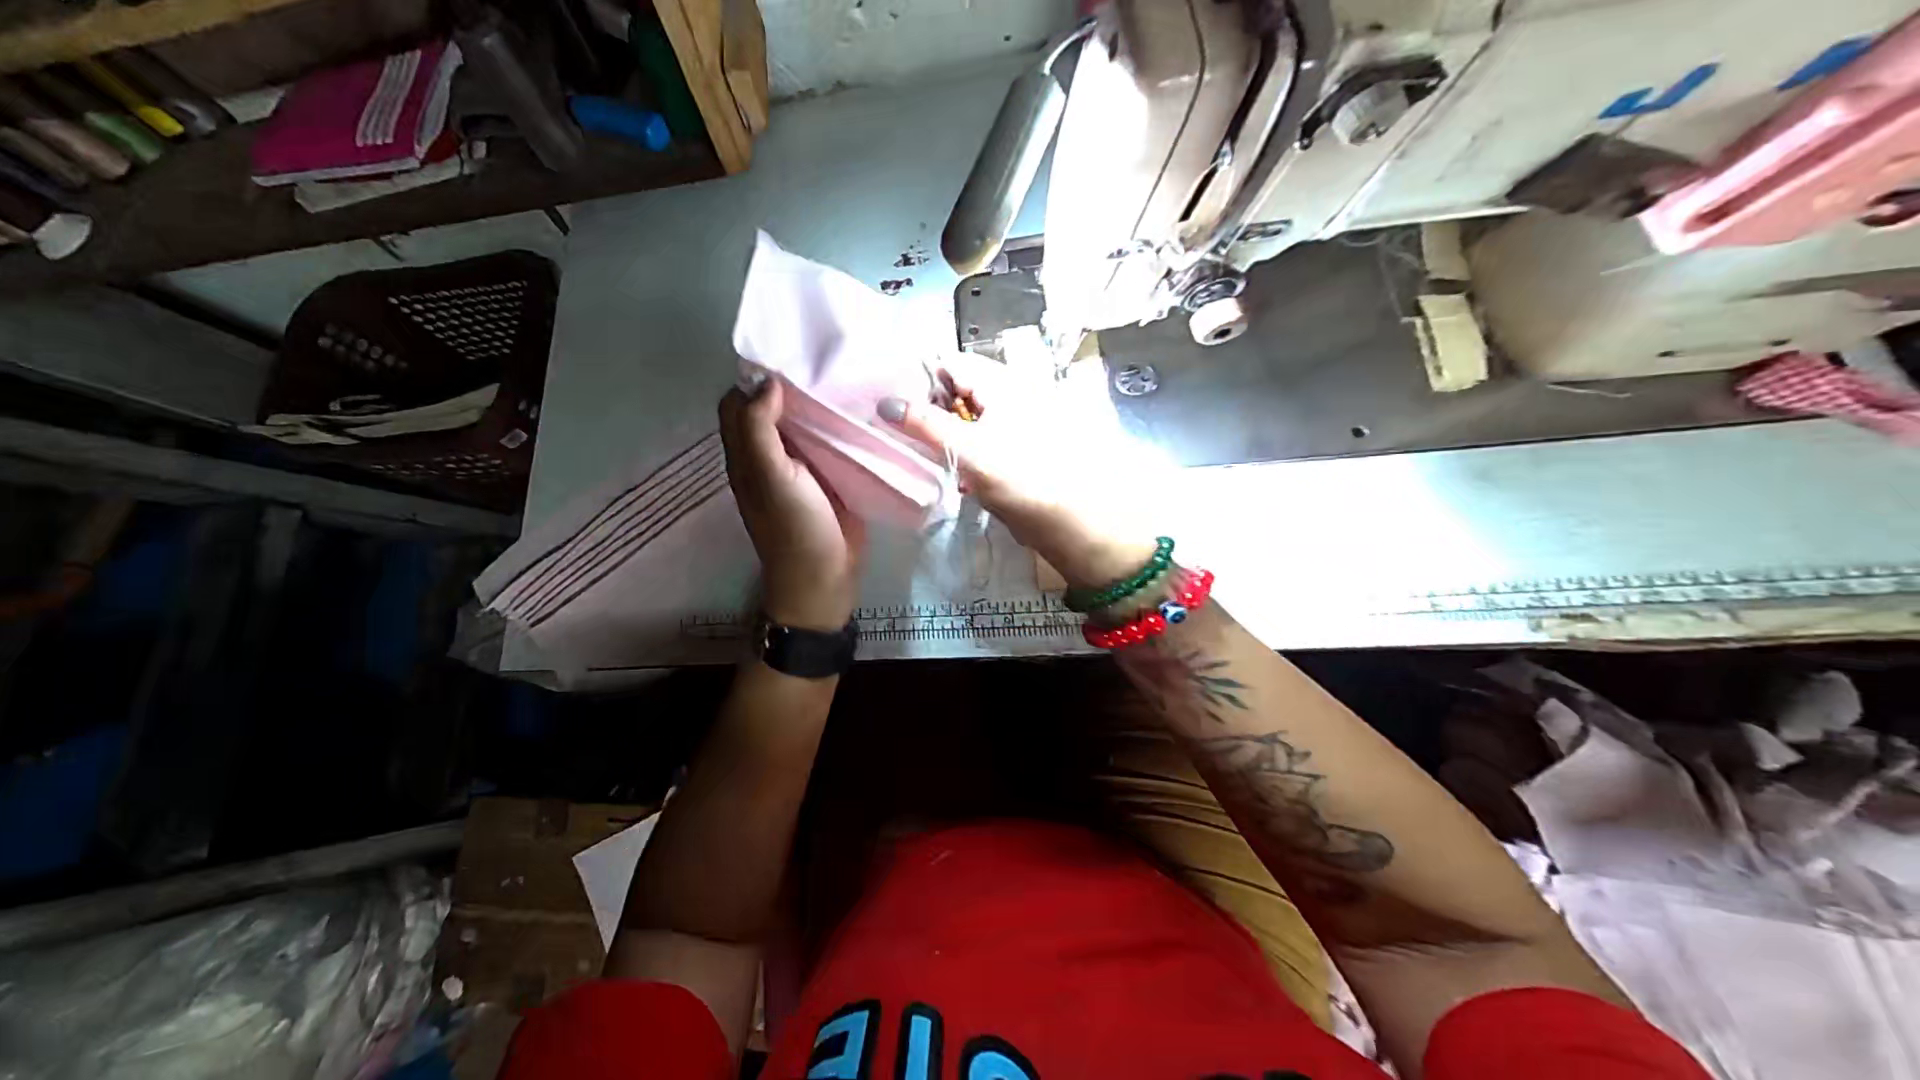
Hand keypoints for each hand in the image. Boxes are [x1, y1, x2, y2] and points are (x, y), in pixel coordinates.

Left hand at [720, 379, 862, 629]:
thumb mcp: (771, 477)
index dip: (754, 378)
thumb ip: (761, 429)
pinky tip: (859, 409)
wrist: (827, 578)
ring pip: (802, 422)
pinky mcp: (831, 475)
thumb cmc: (795, 529)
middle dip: (791, 384)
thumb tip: (765, 379)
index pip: (738, 402)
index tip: (787, 357)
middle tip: (822, 360)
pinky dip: (838, 423)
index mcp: (747, 453)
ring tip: (843, 375)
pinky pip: (829, 440)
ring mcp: (802, 466)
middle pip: (772, 408)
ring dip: (817, 402)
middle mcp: (770, 454)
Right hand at [877, 355, 1157, 587]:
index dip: (917, 374)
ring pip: (966, 415)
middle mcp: (1010, 394)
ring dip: (941, 429)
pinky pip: (978, 438)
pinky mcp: (1017, 449)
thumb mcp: (969, 451)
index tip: (885, 395)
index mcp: (1003, 383)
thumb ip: (926, 425)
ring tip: (909, 445)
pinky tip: (943, 465)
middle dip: (926, 404)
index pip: (950, 361)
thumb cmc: (1023, 480)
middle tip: (891, 424)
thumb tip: (885, 402)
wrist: (1075, 524)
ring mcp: (1015, 422)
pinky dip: (959, 447)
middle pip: (957, 388)